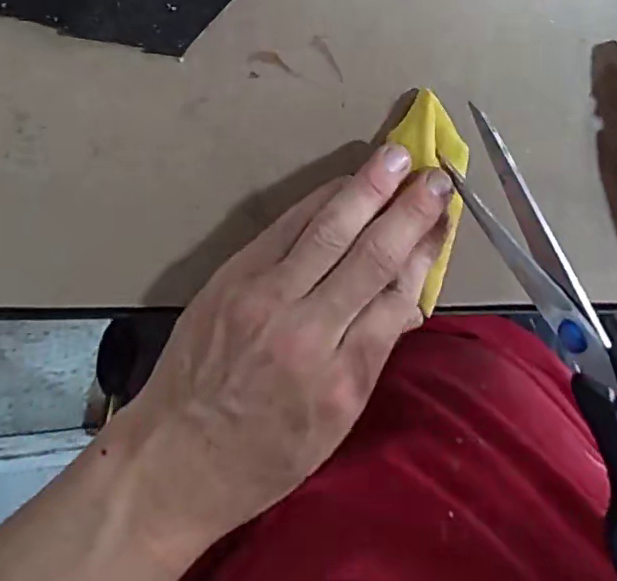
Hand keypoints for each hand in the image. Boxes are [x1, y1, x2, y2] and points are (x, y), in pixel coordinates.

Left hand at [104, 143, 454, 560]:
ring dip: (366, 189)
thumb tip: (407, 295)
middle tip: (435, 175)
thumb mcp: (334, 425)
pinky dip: (318, 201)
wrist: (174, 457)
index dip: (424, 251)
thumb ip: (371, 354)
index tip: (443, 219)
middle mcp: (306, 331)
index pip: (396, 298)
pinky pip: (285, 227)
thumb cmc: (262, 457)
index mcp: (340, 380)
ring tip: (395, 158)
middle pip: (369, 255)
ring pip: (327, 230)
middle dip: (407, 210)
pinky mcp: (233, 276)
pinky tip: (342, 182)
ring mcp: (264, 297)